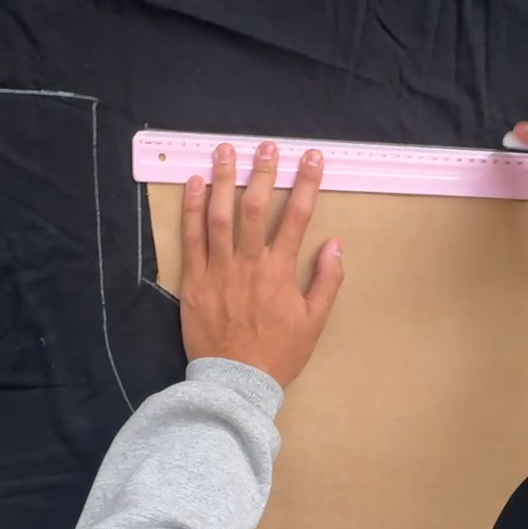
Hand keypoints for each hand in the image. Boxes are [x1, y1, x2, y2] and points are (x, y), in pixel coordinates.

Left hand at [179, 141, 343, 387]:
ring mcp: (218, 270)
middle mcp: (249, 263)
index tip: (311, 157)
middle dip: (263, 171)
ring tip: (226, 150)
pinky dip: (192, 209)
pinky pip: (191, 239)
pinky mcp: (194, 282)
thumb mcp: (314, 322)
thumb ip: (327, 281)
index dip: (306, 183)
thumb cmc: (278, 354)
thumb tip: (335, 244)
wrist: (237, 382)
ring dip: (224, 179)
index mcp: (280, 271)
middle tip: (266, 146)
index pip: (297, 217)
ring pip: (220, 216)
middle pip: (255, 207)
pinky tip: (195, 184)